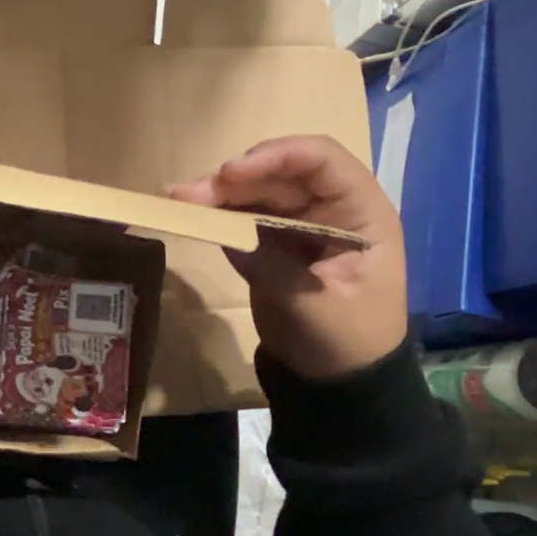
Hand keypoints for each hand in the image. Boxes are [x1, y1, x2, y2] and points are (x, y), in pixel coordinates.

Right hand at [168, 135, 407, 379]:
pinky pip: (244, 219)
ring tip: (177, 200)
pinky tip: (186, 214)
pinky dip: (216, 215)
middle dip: (234, 179)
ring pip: (257, 193)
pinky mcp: (274, 244)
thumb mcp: (312, 307)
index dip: (276, 156)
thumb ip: (274, 267)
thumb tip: (228, 235)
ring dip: (218, 194)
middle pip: (280, 174)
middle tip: (186, 195)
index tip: (229, 172)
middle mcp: (330, 207)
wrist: (338, 379)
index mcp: (360, 212)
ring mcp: (300, 224)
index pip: (321, 161)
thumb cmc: (344, 341)